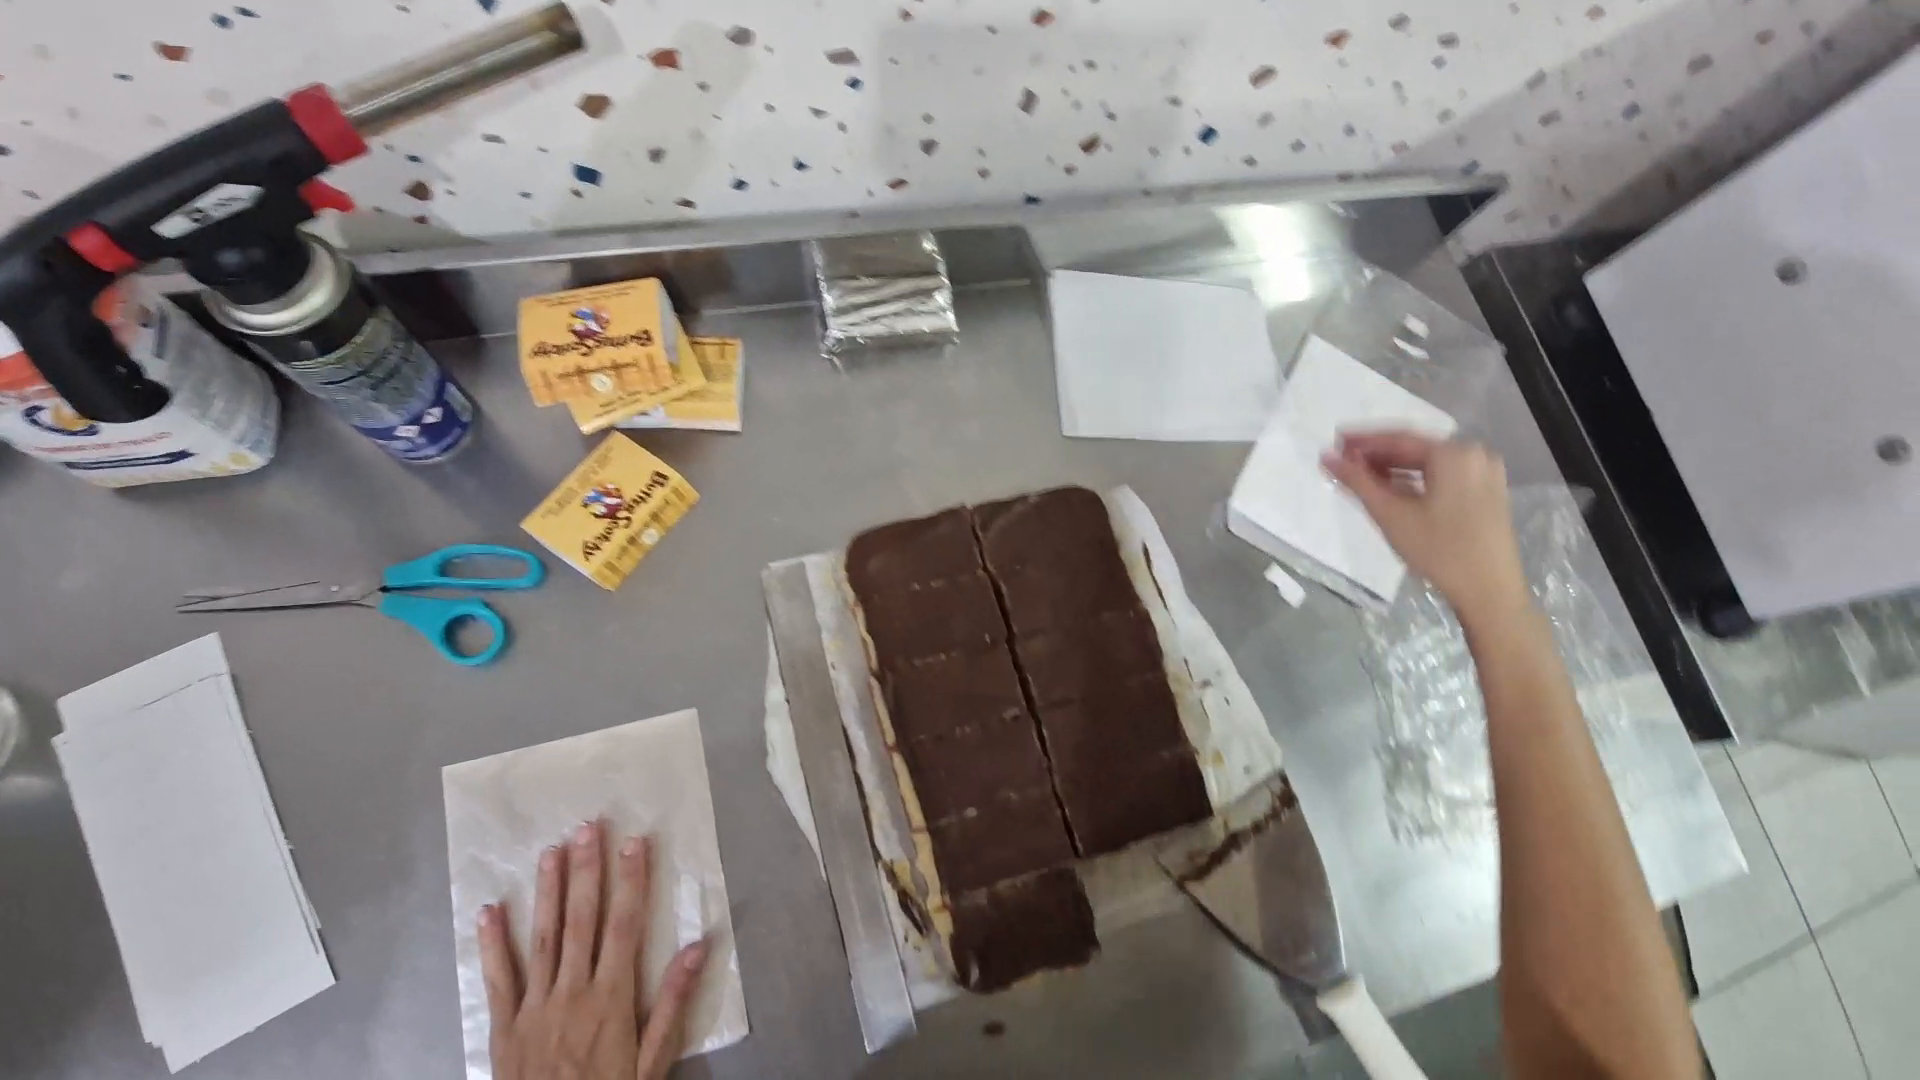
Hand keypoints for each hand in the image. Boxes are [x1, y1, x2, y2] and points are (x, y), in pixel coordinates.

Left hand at [479, 820, 709, 1079]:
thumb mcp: (653, 1063)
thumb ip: (673, 1004)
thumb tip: (699, 946)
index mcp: (612, 998)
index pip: (626, 926)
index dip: (632, 881)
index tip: (635, 842)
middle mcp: (572, 992)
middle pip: (582, 921)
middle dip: (588, 871)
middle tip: (590, 827)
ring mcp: (534, 1007)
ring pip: (543, 938)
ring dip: (548, 891)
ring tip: (551, 850)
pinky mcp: (503, 1026)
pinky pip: (498, 979)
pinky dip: (493, 943)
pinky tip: (490, 910)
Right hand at [1323, 430, 1527, 618]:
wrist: (1488, 590)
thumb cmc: (1437, 549)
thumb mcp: (1390, 514)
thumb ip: (1356, 481)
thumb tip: (1326, 457)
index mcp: (1454, 453)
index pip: (1399, 438)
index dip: (1362, 440)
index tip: (1334, 442)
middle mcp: (1474, 455)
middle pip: (1415, 449)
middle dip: (1376, 455)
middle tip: (1343, 463)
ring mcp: (1484, 475)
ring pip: (1428, 464)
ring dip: (1393, 469)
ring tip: (1360, 479)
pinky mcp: (1486, 494)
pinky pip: (1443, 477)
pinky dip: (1415, 481)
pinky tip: (1391, 492)